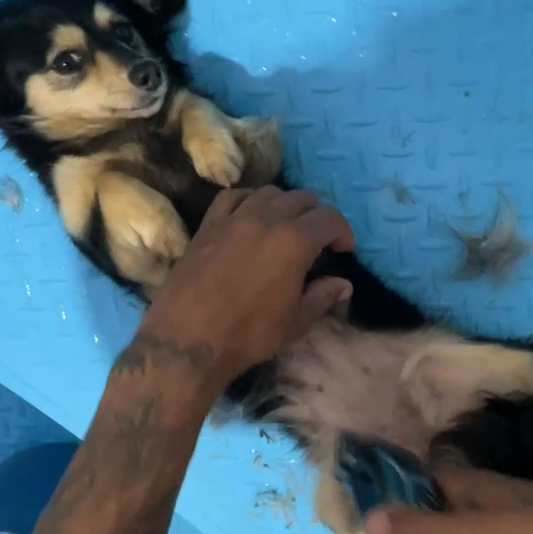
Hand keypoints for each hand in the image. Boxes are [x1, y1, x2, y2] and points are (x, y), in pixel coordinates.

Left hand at [135, 186, 354, 388]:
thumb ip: (322, 297)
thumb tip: (343, 284)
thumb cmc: (249, 334)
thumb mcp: (295, 322)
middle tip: (318, 239)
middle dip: (317, 216)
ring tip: (285, 226)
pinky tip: (250, 216)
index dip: (343, 231)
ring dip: (285, 205)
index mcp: (295, 241)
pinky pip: (233, 197)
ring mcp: (234, 218)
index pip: (329, 219)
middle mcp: (267, 219)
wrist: (189, 340)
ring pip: (268, 193)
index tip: (343, 249)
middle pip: (301, 199)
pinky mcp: (208, 225)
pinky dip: (249, 200)